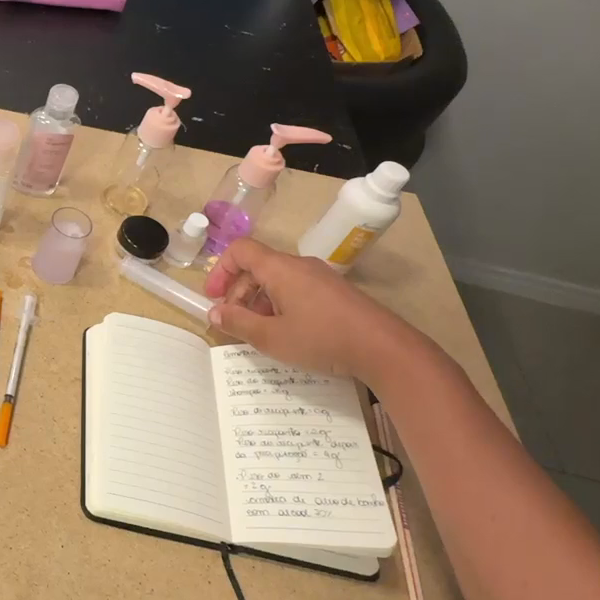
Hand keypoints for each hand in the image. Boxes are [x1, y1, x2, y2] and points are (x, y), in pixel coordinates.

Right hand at [203, 238, 424, 379]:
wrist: (385, 349)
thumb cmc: (323, 339)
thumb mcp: (272, 337)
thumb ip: (238, 323)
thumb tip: (215, 313)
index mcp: (280, 269)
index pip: (241, 250)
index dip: (221, 270)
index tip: (213, 297)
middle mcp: (299, 266)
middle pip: (258, 267)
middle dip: (238, 292)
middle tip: (234, 322)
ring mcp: (320, 278)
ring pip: (277, 280)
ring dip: (259, 301)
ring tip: (259, 332)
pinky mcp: (335, 292)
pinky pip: (297, 289)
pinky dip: (281, 305)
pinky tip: (287, 332)